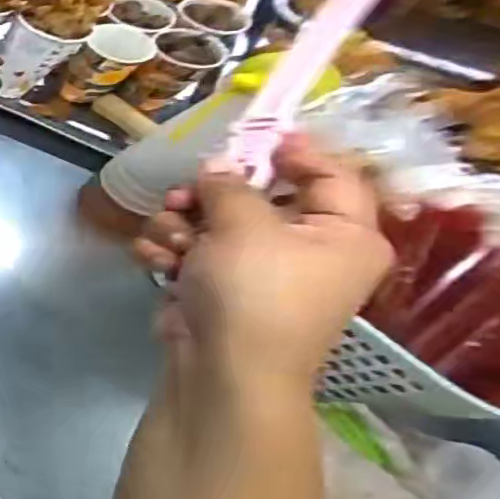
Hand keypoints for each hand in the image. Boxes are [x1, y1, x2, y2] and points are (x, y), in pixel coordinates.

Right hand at [134, 137, 391, 382]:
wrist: (222, 365)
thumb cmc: (254, 291)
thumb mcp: (245, 226)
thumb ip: (230, 186)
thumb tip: (218, 164)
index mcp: (340, 233)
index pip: (330, 175)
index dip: (294, 150)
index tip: (254, 133)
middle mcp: (301, 246)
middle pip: (253, 195)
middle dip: (207, 195)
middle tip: (182, 196)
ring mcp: (252, 265)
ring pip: (208, 220)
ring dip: (178, 225)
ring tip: (171, 245)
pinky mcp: (211, 281)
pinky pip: (187, 248)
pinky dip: (168, 251)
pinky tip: (159, 264)